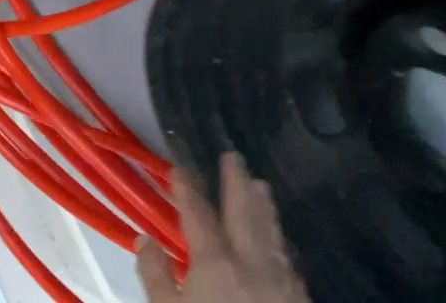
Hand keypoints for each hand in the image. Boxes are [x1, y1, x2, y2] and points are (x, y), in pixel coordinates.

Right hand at [138, 152, 308, 302]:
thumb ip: (155, 275)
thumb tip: (145, 239)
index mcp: (215, 261)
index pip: (197, 213)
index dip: (186, 187)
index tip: (179, 165)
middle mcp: (252, 264)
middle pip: (244, 215)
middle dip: (236, 184)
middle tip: (234, 157)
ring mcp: (282, 284)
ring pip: (272, 236)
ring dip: (265, 209)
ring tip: (262, 186)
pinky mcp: (301, 302)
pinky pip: (289, 263)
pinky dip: (281, 243)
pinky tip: (281, 243)